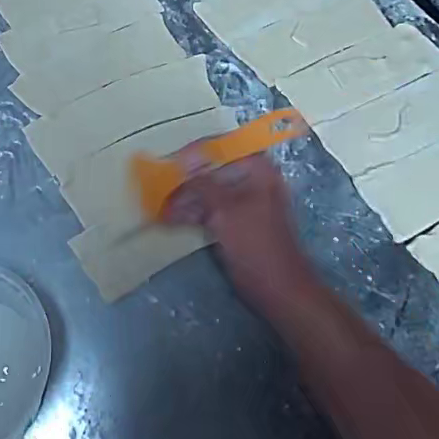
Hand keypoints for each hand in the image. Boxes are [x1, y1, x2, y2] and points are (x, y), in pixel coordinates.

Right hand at [165, 145, 314, 304]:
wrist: (280, 290)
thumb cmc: (256, 244)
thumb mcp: (224, 210)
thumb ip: (201, 182)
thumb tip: (180, 159)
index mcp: (257, 169)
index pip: (218, 147)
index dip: (190, 153)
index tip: (166, 164)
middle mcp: (250, 179)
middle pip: (209, 169)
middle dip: (183, 179)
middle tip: (158, 187)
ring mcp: (243, 201)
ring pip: (206, 190)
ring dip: (183, 198)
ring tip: (158, 207)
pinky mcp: (235, 220)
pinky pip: (209, 208)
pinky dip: (191, 213)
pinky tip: (168, 219)